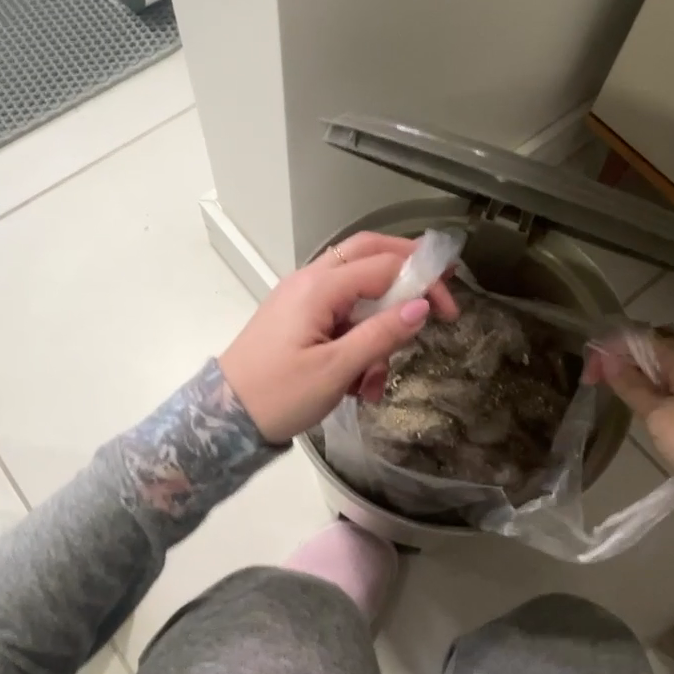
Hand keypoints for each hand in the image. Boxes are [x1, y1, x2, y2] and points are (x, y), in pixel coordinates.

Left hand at [219, 233, 458, 442]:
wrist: (223, 419)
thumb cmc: (277, 395)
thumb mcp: (336, 370)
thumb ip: (381, 335)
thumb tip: (421, 307)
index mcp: (319, 287)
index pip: (385, 266)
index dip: (424, 283)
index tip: (449, 313)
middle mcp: (309, 281)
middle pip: (368, 254)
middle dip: (407, 270)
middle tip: (441, 288)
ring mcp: (301, 298)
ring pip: (357, 290)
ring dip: (379, 325)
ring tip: (376, 379)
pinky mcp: (297, 319)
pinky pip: (339, 315)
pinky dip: (358, 340)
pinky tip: (359, 383)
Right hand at [585, 330, 673, 499]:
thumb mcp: (657, 415)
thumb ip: (632, 386)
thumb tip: (609, 361)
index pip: (639, 338)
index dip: (609, 350)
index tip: (588, 376)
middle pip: (657, 346)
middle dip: (626, 356)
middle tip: (605, 378)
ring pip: (669, 366)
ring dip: (642, 373)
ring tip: (623, 393)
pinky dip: (658, 387)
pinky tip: (651, 406)